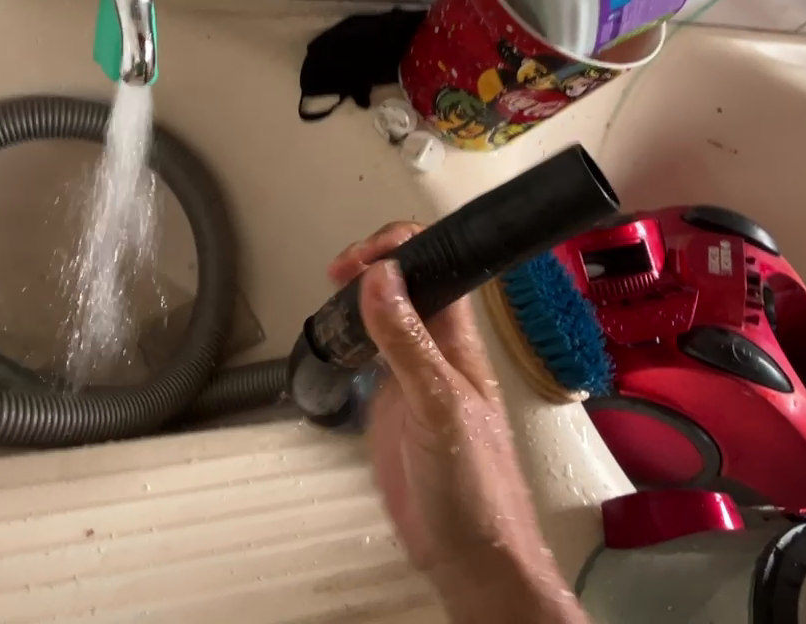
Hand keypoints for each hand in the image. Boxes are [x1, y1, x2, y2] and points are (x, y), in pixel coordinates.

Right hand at [329, 225, 583, 623]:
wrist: (469, 558)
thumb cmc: (474, 488)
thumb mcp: (439, 407)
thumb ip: (409, 343)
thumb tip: (382, 277)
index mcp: (458, 340)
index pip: (436, 266)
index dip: (401, 248)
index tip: (362, 258)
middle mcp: (435, 348)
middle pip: (407, 282)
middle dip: (373, 262)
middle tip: (338, 271)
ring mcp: (411, 374)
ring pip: (385, 314)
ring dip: (359, 295)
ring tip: (331, 292)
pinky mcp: (389, 401)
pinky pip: (368, 352)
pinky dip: (348, 334)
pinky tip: (333, 336)